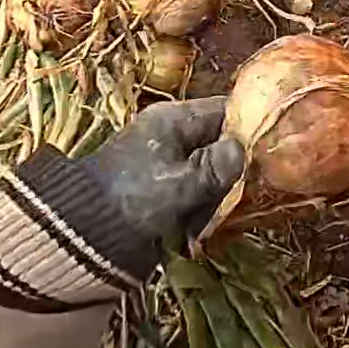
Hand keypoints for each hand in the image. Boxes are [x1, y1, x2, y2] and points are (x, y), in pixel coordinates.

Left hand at [81, 97, 245, 236]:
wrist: (76, 238)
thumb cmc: (130, 201)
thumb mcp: (178, 184)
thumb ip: (216, 167)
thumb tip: (244, 149)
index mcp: (174, 118)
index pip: (228, 109)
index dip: (253, 124)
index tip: (273, 147)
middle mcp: (172, 130)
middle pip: (224, 137)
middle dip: (237, 162)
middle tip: (249, 185)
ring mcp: (167, 154)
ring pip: (214, 162)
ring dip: (221, 185)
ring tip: (222, 207)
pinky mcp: (164, 179)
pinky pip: (199, 180)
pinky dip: (207, 197)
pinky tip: (207, 215)